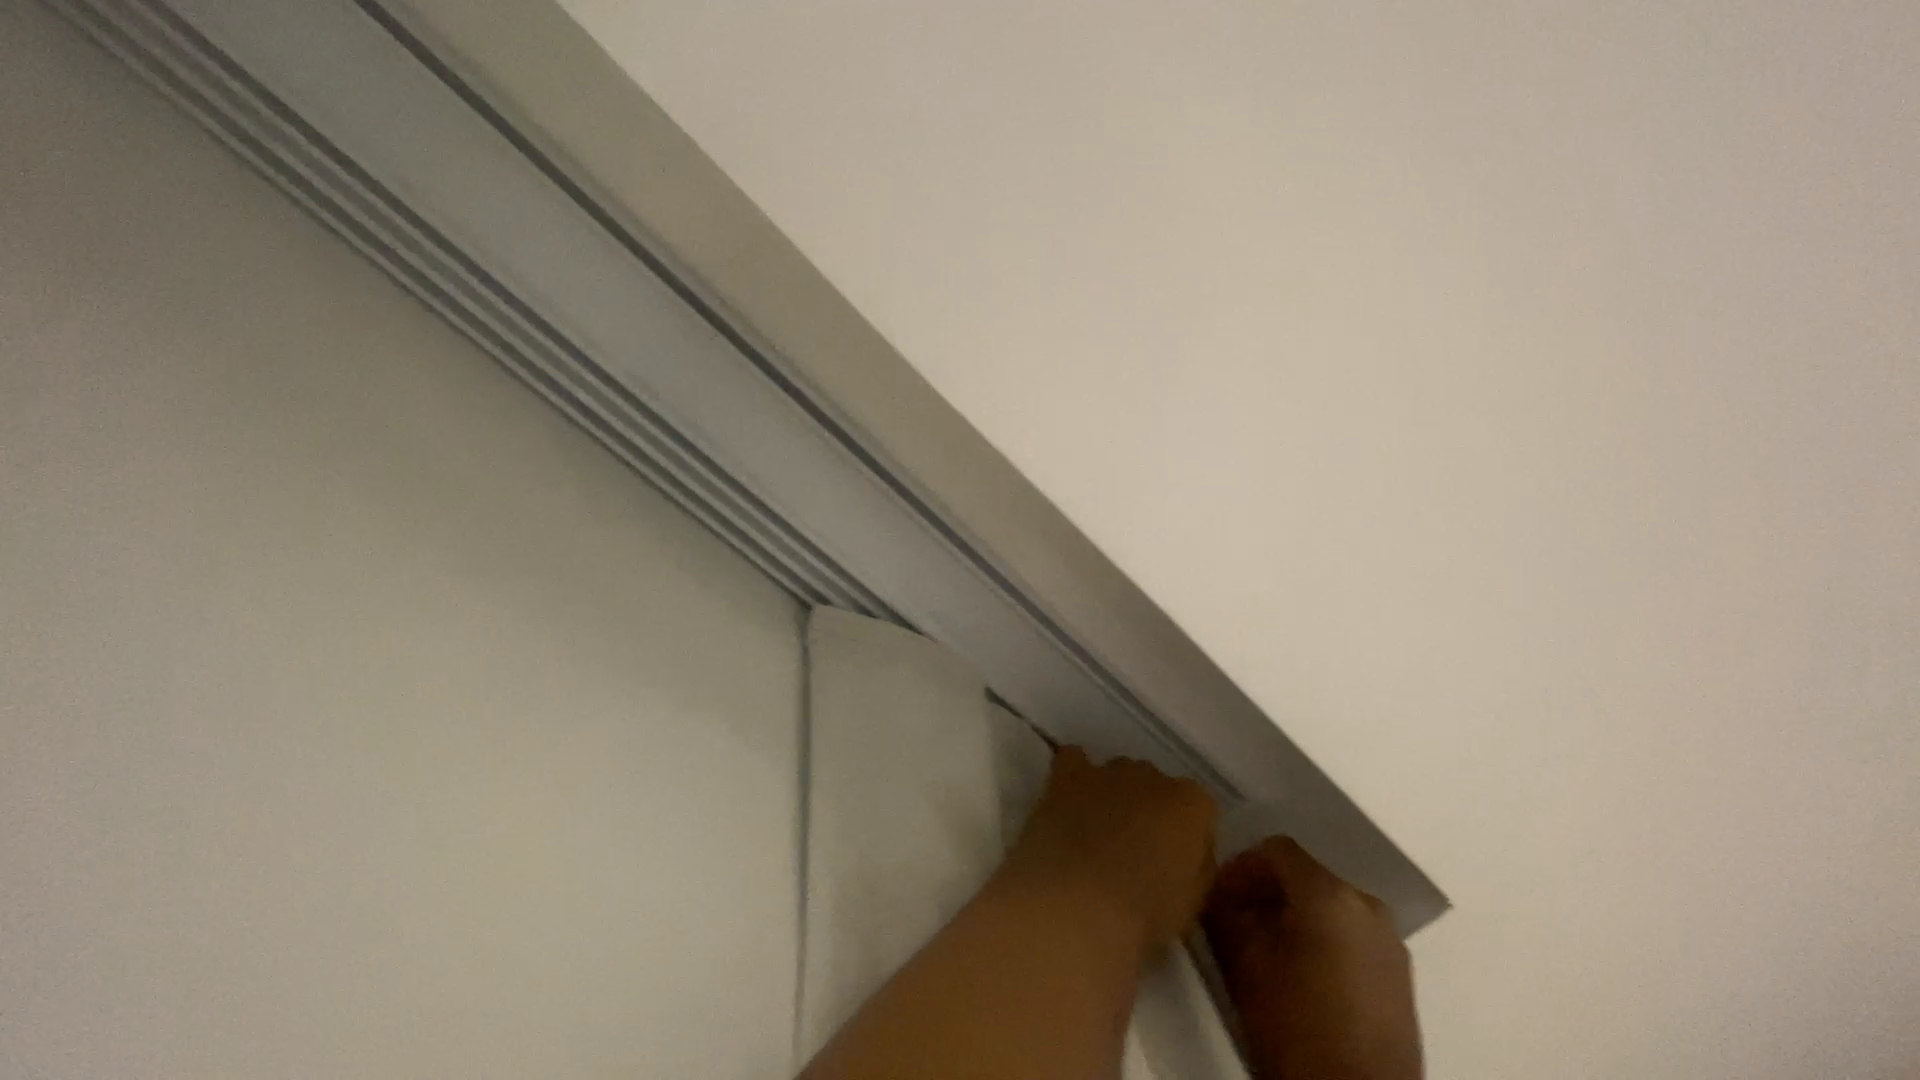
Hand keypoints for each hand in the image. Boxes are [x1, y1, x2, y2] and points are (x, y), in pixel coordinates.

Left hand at [1000, 746, 1219, 954]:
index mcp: (1193, 805)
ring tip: (1097, 833)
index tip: (1175, 865)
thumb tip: (1188, 853)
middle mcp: (1153, 777)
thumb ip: (1197, 867)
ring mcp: (1107, 772)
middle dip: (1148, 811)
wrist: (1075, 903)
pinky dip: (1074, 774)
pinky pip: (1073, 760)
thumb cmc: (1142, 914)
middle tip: (1134, 852)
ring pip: (1118, 773)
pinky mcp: (1066, 776)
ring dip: (1114, 795)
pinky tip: (1069, 800)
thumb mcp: (1191, 904)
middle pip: (1156, 787)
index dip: (1187, 838)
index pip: (1199, 810)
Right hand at [1203, 837, 1421, 1079]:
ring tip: (1262, 949)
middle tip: (1231, 920)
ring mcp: (1389, 940)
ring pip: (1328, 905)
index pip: (1277, 849)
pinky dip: (1319, 937)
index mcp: (1331, 895)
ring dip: (1291, 915)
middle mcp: (1366, 905)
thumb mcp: (1244, 966)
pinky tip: (1298, 973)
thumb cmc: (1295, 1027)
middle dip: (1264, 892)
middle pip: (1304, 875)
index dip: (1240, 866)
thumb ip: (1225, 915)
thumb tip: (1216, 895)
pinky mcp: (1398, 973)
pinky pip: (1349, 933)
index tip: (1216, 894)